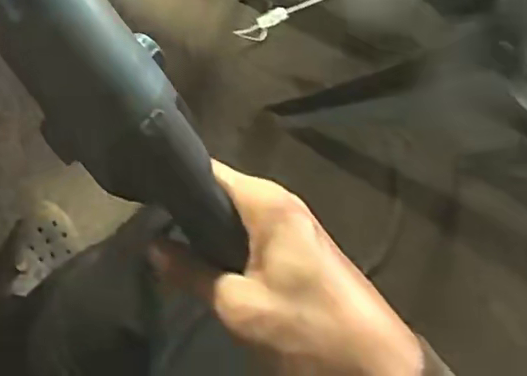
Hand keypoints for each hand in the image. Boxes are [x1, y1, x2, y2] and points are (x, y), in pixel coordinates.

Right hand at [150, 161, 423, 375]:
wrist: (380, 367)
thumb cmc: (307, 327)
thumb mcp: (240, 306)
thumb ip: (191, 273)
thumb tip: (152, 249)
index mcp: (266, 199)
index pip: (208, 170)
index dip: (176, 181)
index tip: (146, 197)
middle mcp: (280, 198)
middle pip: (221, 190)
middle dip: (191, 210)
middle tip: (156, 227)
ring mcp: (294, 221)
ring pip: (237, 213)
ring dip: (211, 230)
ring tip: (174, 244)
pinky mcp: (301, 244)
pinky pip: (254, 230)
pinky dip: (231, 242)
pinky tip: (211, 261)